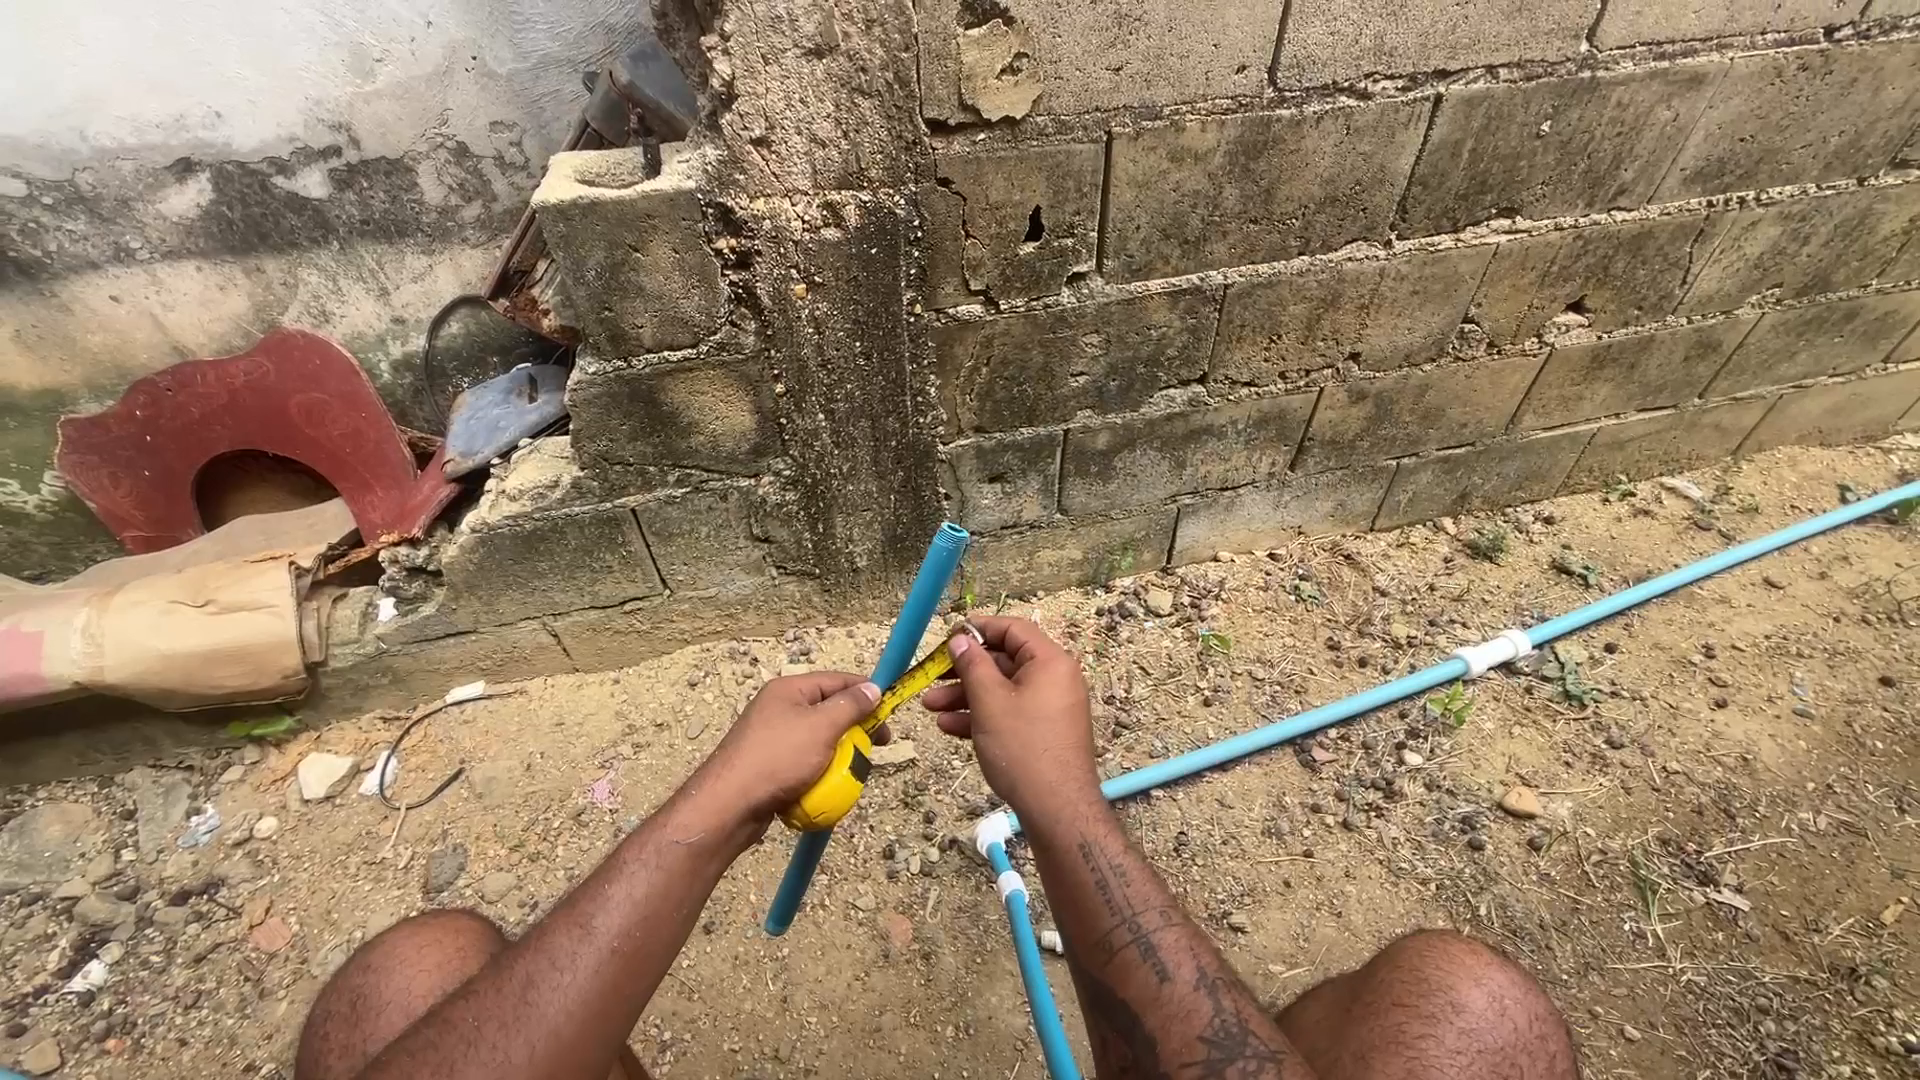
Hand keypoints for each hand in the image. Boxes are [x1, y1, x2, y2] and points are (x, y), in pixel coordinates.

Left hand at [690, 672, 880, 827]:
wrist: (729, 806)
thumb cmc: (777, 759)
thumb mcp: (821, 727)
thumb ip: (850, 706)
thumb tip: (873, 688)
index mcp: (789, 690)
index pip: (836, 681)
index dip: (865, 692)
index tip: (888, 711)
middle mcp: (779, 709)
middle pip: (828, 711)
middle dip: (854, 729)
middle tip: (875, 746)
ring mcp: (773, 739)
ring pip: (819, 740)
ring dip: (839, 755)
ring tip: (852, 772)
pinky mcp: (770, 766)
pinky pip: (805, 764)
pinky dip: (820, 773)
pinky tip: (827, 788)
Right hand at [920, 616, 1101, 820]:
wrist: (1056, 808)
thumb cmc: (1023, 747)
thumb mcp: (989, 701)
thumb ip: (972, 665)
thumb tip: (960, 639)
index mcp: (1050, 662)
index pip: (1013, 629)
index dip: (979, 629)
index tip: (949, 636)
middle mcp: (1055, 679)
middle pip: (1004, 661)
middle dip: (964, 670)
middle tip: (932, 676)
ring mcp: (1050, 707)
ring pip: (1002, 690)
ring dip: (965, 696)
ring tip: (930, 706)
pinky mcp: (1043, 732)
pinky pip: (1009, 713)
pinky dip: (982, 716)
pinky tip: (949, 727)